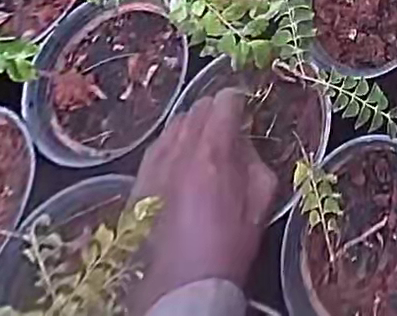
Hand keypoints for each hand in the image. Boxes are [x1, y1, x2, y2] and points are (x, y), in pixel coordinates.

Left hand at [127, 88, 277, 311]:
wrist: (182, 294)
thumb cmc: (228, 248)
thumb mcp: (260, 200)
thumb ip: (255, 160)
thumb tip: (244, 141)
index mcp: (213, 154)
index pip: (224, 101)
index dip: (238, 100)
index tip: (244, 110)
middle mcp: (180, 153)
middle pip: (197, 107)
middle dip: (215, 111)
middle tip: (227, 128)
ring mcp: (154, 169)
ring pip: (174, 124)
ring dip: (192, 126)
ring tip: (202, 144)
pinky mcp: (136, 187)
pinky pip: (155, 148)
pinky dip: (170, 144)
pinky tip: (179, 160)